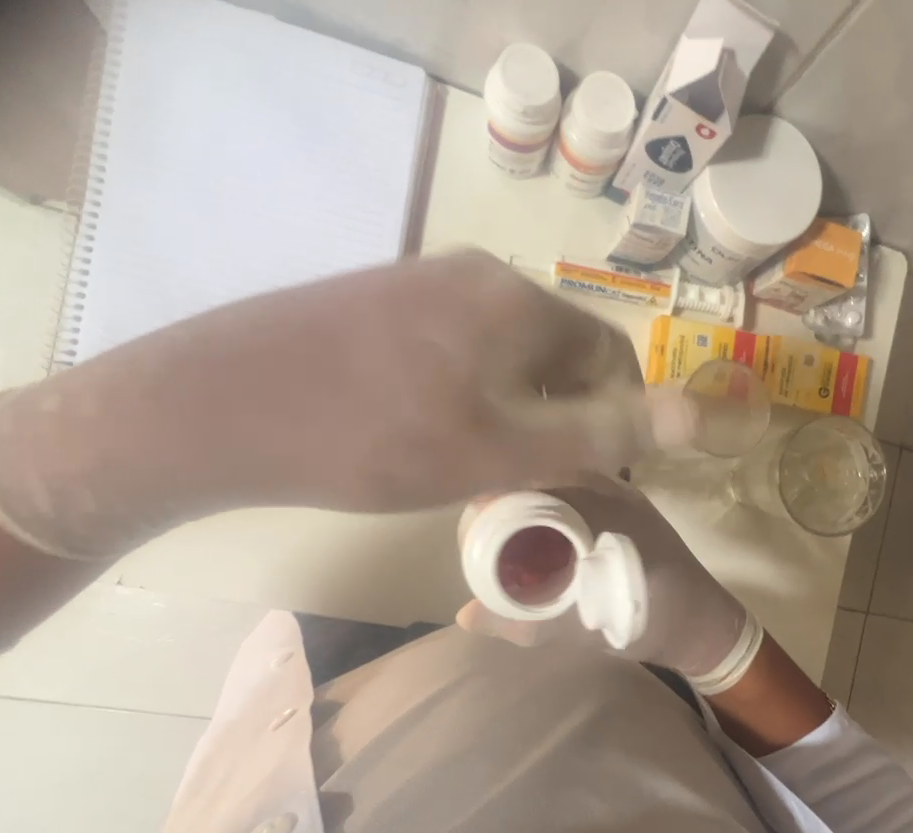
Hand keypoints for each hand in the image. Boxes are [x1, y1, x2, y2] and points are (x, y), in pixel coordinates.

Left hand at [0, 251, 655, 559]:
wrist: (215, 407)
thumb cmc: (372, 439)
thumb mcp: (500, 449)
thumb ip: (601, 433)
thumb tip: (696, 416)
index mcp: (519, 300)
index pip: (611, 358)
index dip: (617, 423)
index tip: (589, 478)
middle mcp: (479, 274)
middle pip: (560, 353)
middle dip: (562, 417)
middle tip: (528, 479)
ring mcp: (425, 281)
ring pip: (508, 354)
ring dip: (516, 409)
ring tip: (478, 464)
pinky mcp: (383, 301)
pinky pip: (458, 348)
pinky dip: (468, 393)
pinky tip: (428, 434)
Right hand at [454, 475, 760, 691]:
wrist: (704, 623)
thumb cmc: (647, 622)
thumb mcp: (581, 630)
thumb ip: (523, 622)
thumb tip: (466, 615)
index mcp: (595, 502)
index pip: (524, 480)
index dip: (488, 501)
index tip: (471, 533)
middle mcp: (604, 483)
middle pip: (533, 475)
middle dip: (500, 504)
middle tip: (479, 542)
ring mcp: (616, 488)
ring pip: (550, 482)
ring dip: (523, 505)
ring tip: (501, 541)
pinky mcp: (622, 500)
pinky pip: (569, 491)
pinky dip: (545, 508)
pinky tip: (536, 539)